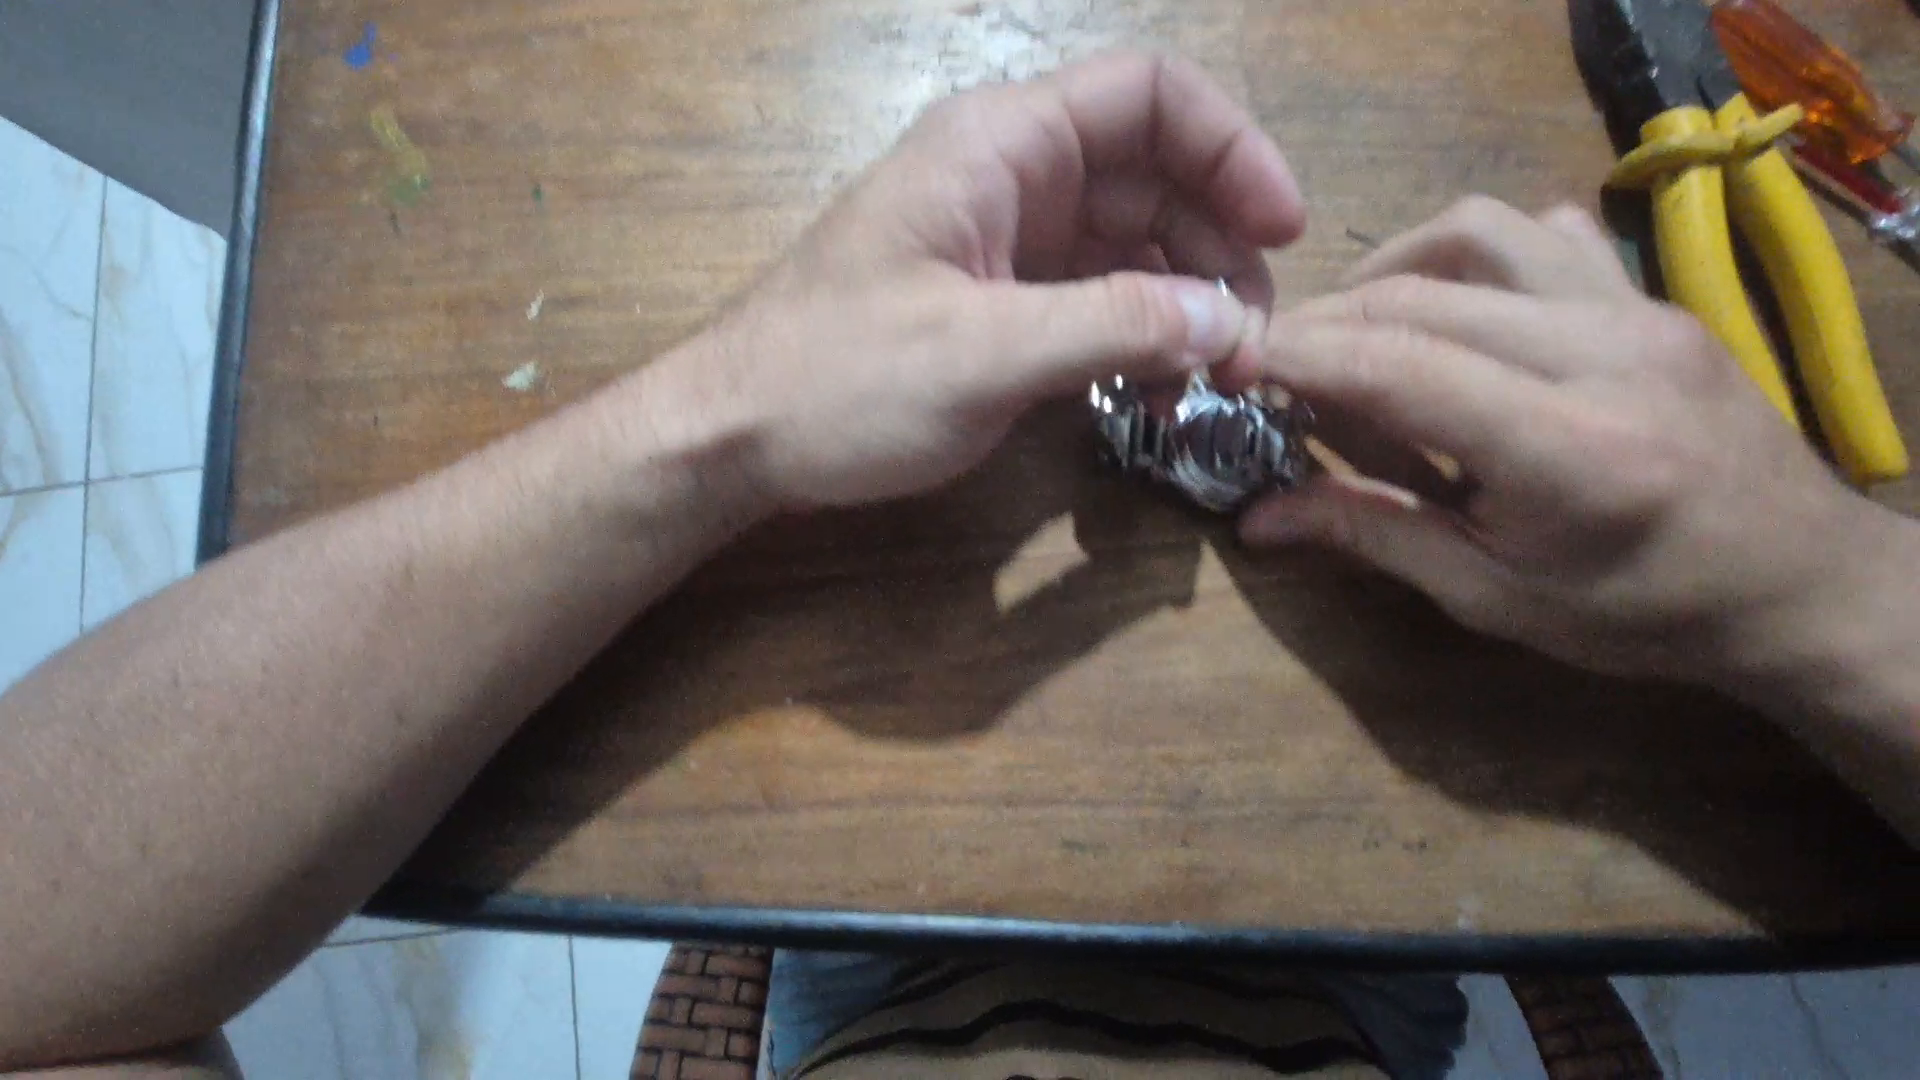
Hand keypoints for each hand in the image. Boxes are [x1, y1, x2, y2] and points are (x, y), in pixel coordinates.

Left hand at [659, 51, 1304, 507]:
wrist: (741, 437)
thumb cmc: (840, 381)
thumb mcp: (983, 353)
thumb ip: (1111, 327)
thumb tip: (1227, 320)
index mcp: (1000, 148)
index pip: (1149, 98)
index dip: (1234, 151)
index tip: (1286, 231)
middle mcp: (1008, 184)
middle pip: (1151, 180)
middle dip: (1215, 249)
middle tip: (1252, 339)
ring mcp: (1001, 252)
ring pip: (1126, 250)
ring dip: (1181, 304)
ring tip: (1215, 375)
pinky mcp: (993, 312)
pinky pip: (1088, 305)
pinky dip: (1133, 339)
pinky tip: (1158, 389)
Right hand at [1228, 196, 1910, 691]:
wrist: (1803, 584)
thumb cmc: (1638, 612)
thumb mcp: (1488, 594)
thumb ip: (1370, 536)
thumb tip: (1255, 520)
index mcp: (1568, 449)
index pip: (1398, 366)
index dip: (1297, 356)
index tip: (1228, 364)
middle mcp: (1605, 352)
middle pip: (1417, 297)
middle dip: (1317, 325)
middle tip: (1265, 369)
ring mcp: (1636, 308)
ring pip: (1475, 234)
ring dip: (1383, 272)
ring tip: (1345, 330)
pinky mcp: (1647, 295)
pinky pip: (1538, 236)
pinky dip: (1461, 257)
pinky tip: (1442, 309)